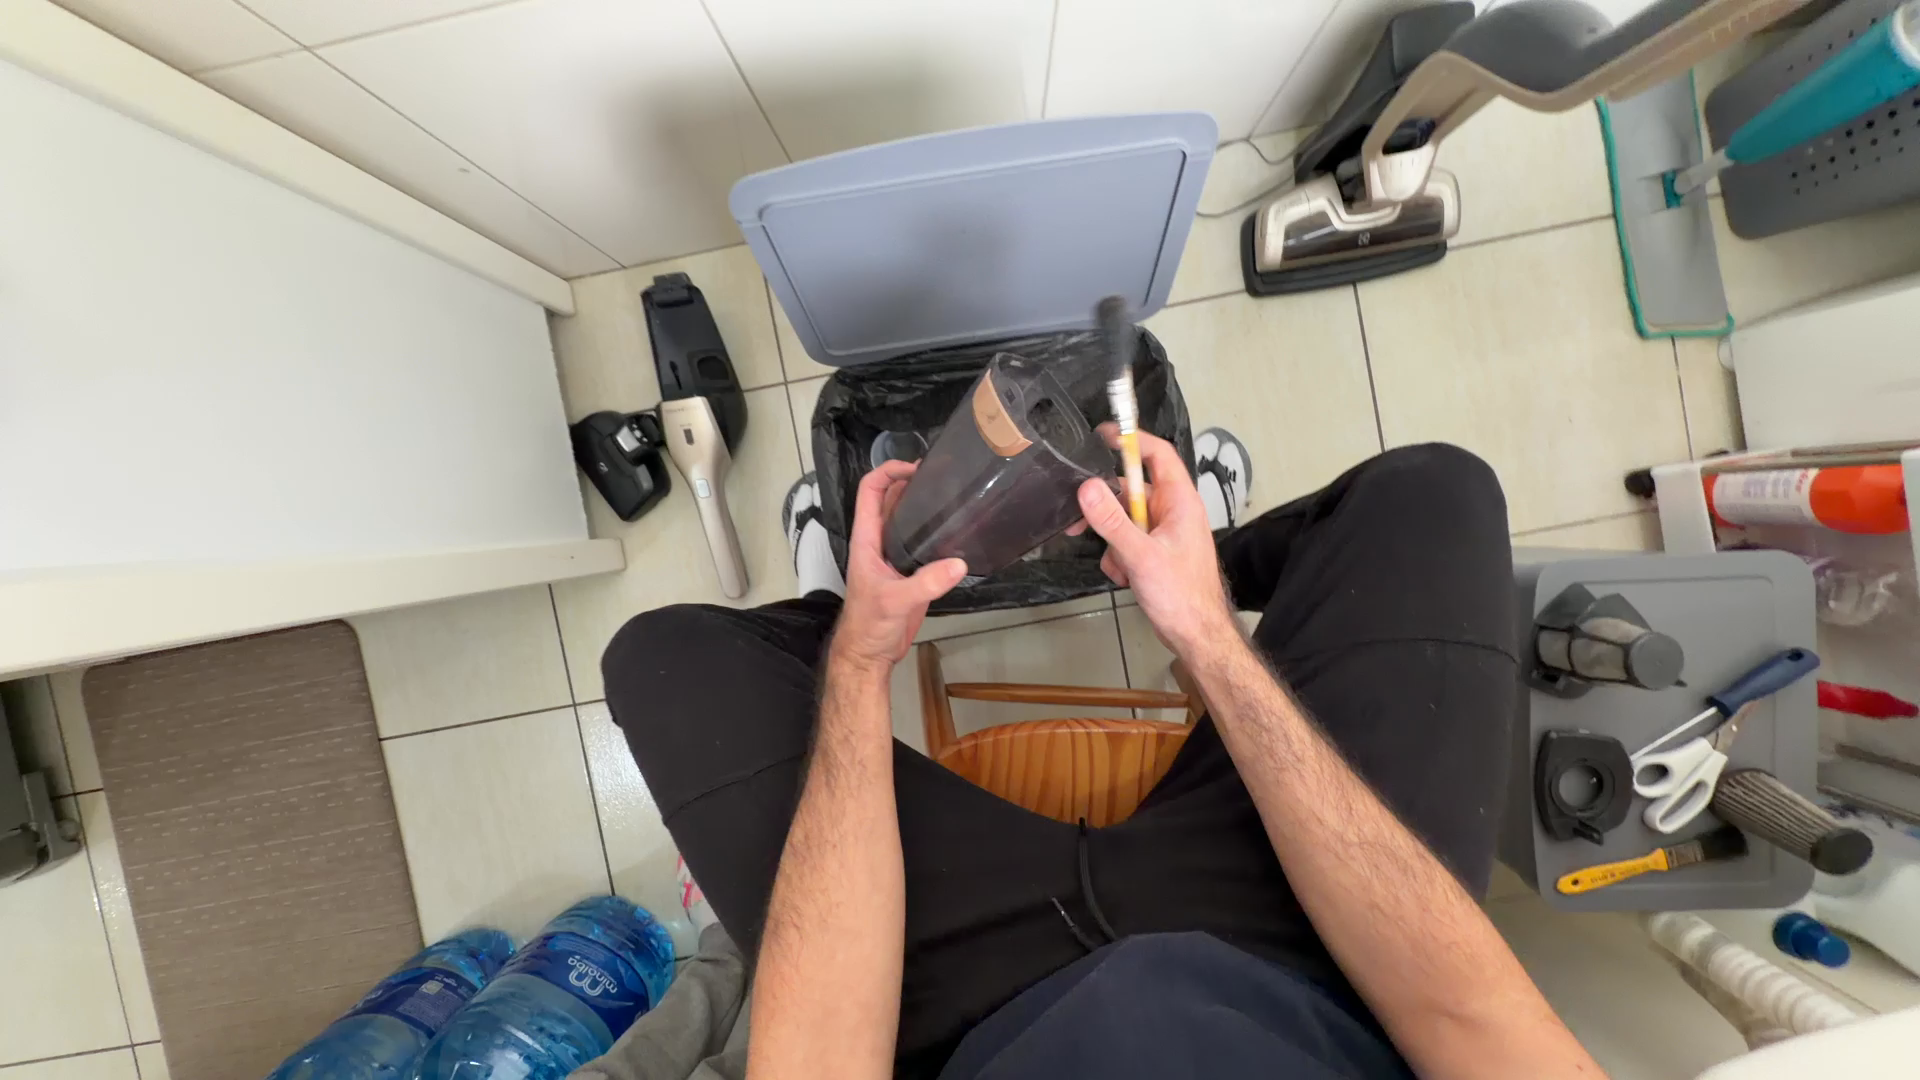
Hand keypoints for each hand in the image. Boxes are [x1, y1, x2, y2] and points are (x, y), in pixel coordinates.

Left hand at [829, 460, 968, 678]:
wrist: (871, 654)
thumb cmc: (870, 624)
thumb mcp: (895, 601)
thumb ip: (926, 583)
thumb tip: (959, 564)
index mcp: (867, 540)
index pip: (870, 492)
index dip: (888, 472)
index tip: (915, 468)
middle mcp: (880, 542)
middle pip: (893, 500)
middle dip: (913, 483)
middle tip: (946, 477)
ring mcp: (896, 556)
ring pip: (909, 521)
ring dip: (926, 506)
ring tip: (956, 496)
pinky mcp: (912, 572)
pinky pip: (925, 544)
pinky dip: (938, 533)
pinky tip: (959, 531)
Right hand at [1076, 430, 1236, 655]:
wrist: (1196, 636)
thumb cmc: (1181, 596)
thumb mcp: (1141, 555)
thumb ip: (1112, 522)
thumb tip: (1088, 488)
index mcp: (1179, 502)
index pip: (1157, 455)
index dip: (1132, 441)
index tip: (1103, 434)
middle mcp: (1172, 512)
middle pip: (1131, 490)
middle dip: (1106, 507)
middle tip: (1080, 519)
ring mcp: (1164, 532)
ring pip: (1124, 519)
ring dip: (1113, 540)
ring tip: (1118, 564)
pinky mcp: (1155, 552)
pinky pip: (1127, 541)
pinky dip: (1119, 557)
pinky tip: (1125, 576)